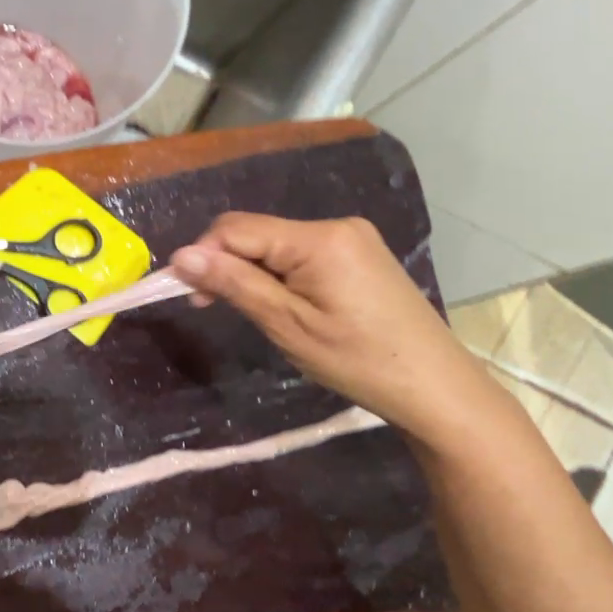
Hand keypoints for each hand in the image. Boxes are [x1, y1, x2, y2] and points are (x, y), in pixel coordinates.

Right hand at [168, 213, 496, 439]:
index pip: (234, 228)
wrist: (432, 385)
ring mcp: (350, 239)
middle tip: (210, 308)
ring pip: (272, 245)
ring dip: (247, 273)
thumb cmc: (356, 359)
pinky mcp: (356, 256)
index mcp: (319, 239)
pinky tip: (279, 306)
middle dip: (223, 264)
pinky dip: (274, 276)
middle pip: (253, 233)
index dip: (202, 256)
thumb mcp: (285, 324)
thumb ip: (234, 284)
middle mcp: (335, 226)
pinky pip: (296, 254)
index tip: (190, 297)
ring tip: (249, 313)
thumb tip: (180, 256)